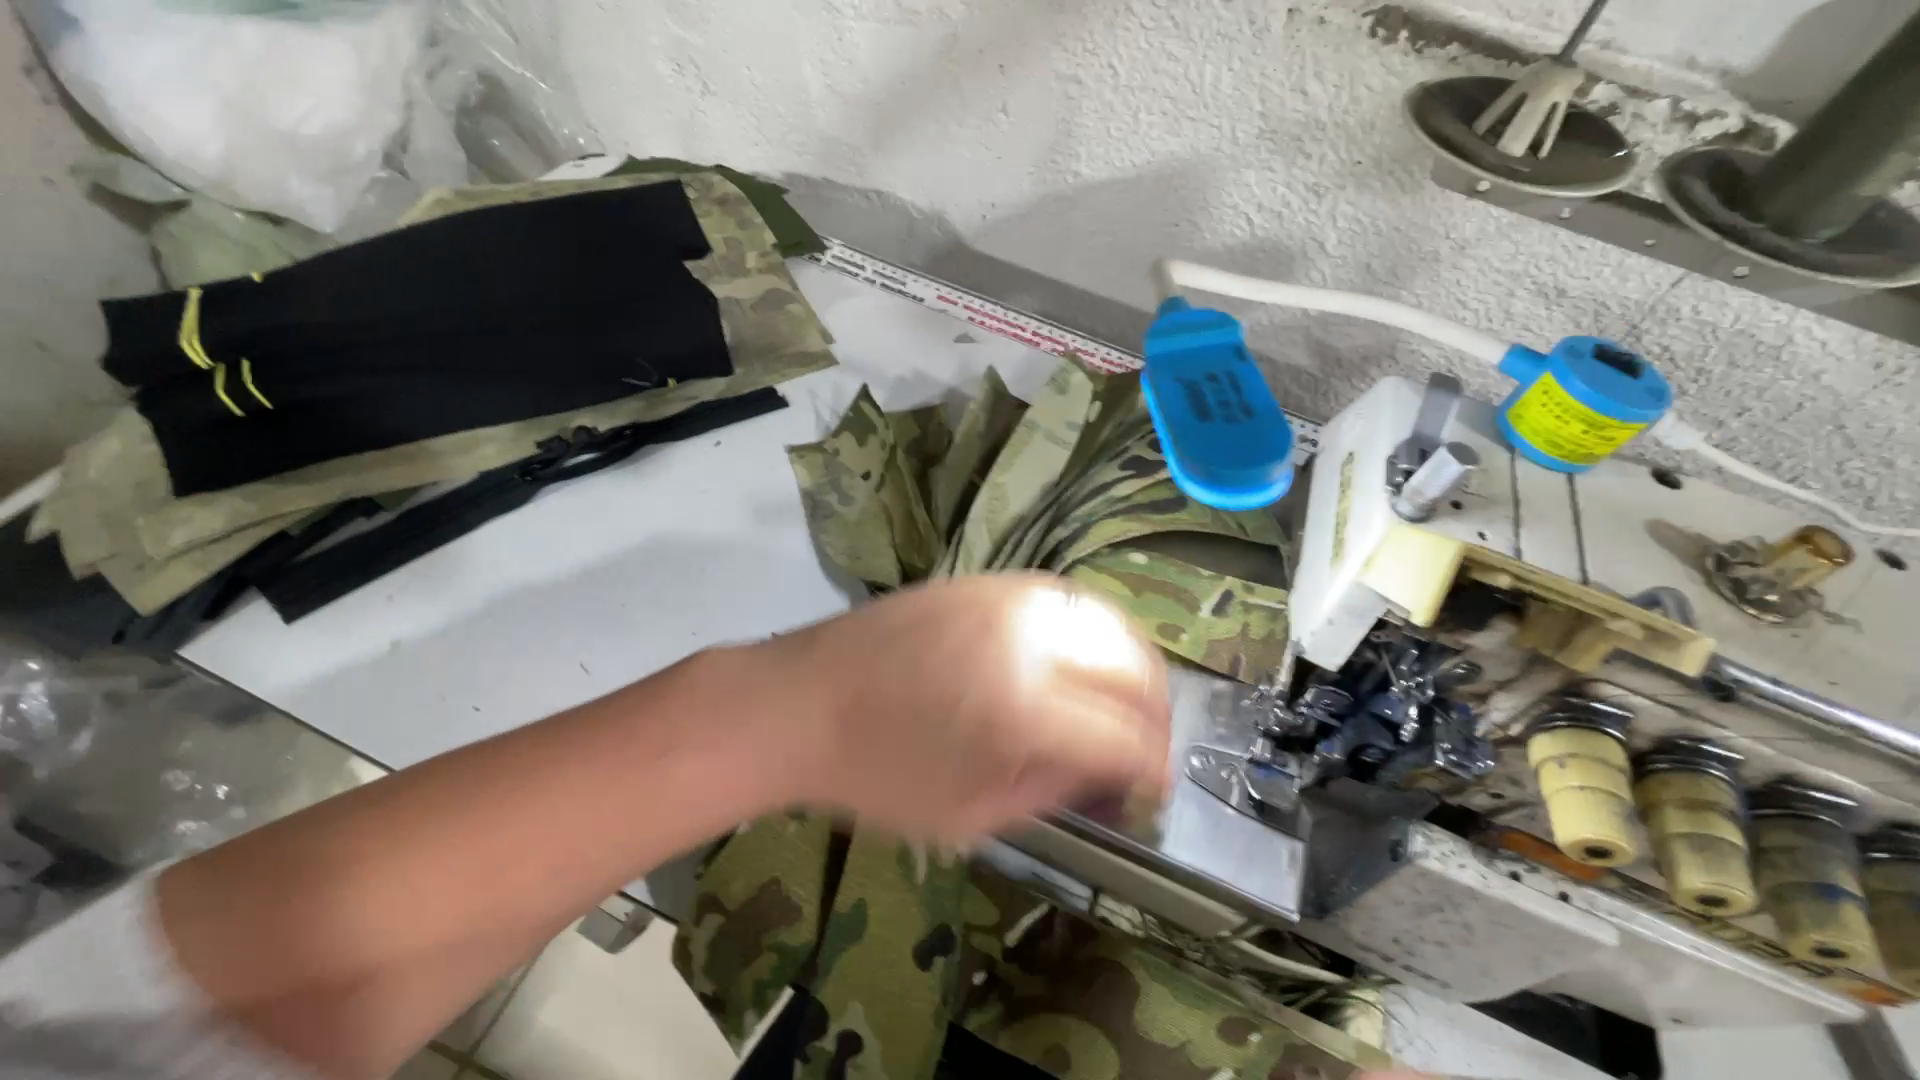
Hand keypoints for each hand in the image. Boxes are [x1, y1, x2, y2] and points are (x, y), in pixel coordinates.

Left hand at [743, 574, 1170, 842]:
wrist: (796, 703)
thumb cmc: (874, 776)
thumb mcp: (969, 817)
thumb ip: (1053, 791)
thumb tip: (1108, 775)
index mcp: (1024, 709)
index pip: (1125, 736)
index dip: (1151, 770)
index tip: (1150, 792)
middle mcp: (1029, 639)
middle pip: (1133, 668)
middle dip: (1154, 717)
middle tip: (1143, 752)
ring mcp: (1008, 598)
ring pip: (1109, 621)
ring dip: (1132, 668)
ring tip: (1123, 706)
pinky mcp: (986, 581)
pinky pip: (1066, 600)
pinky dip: (1092, 634)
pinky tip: (1080, 664)